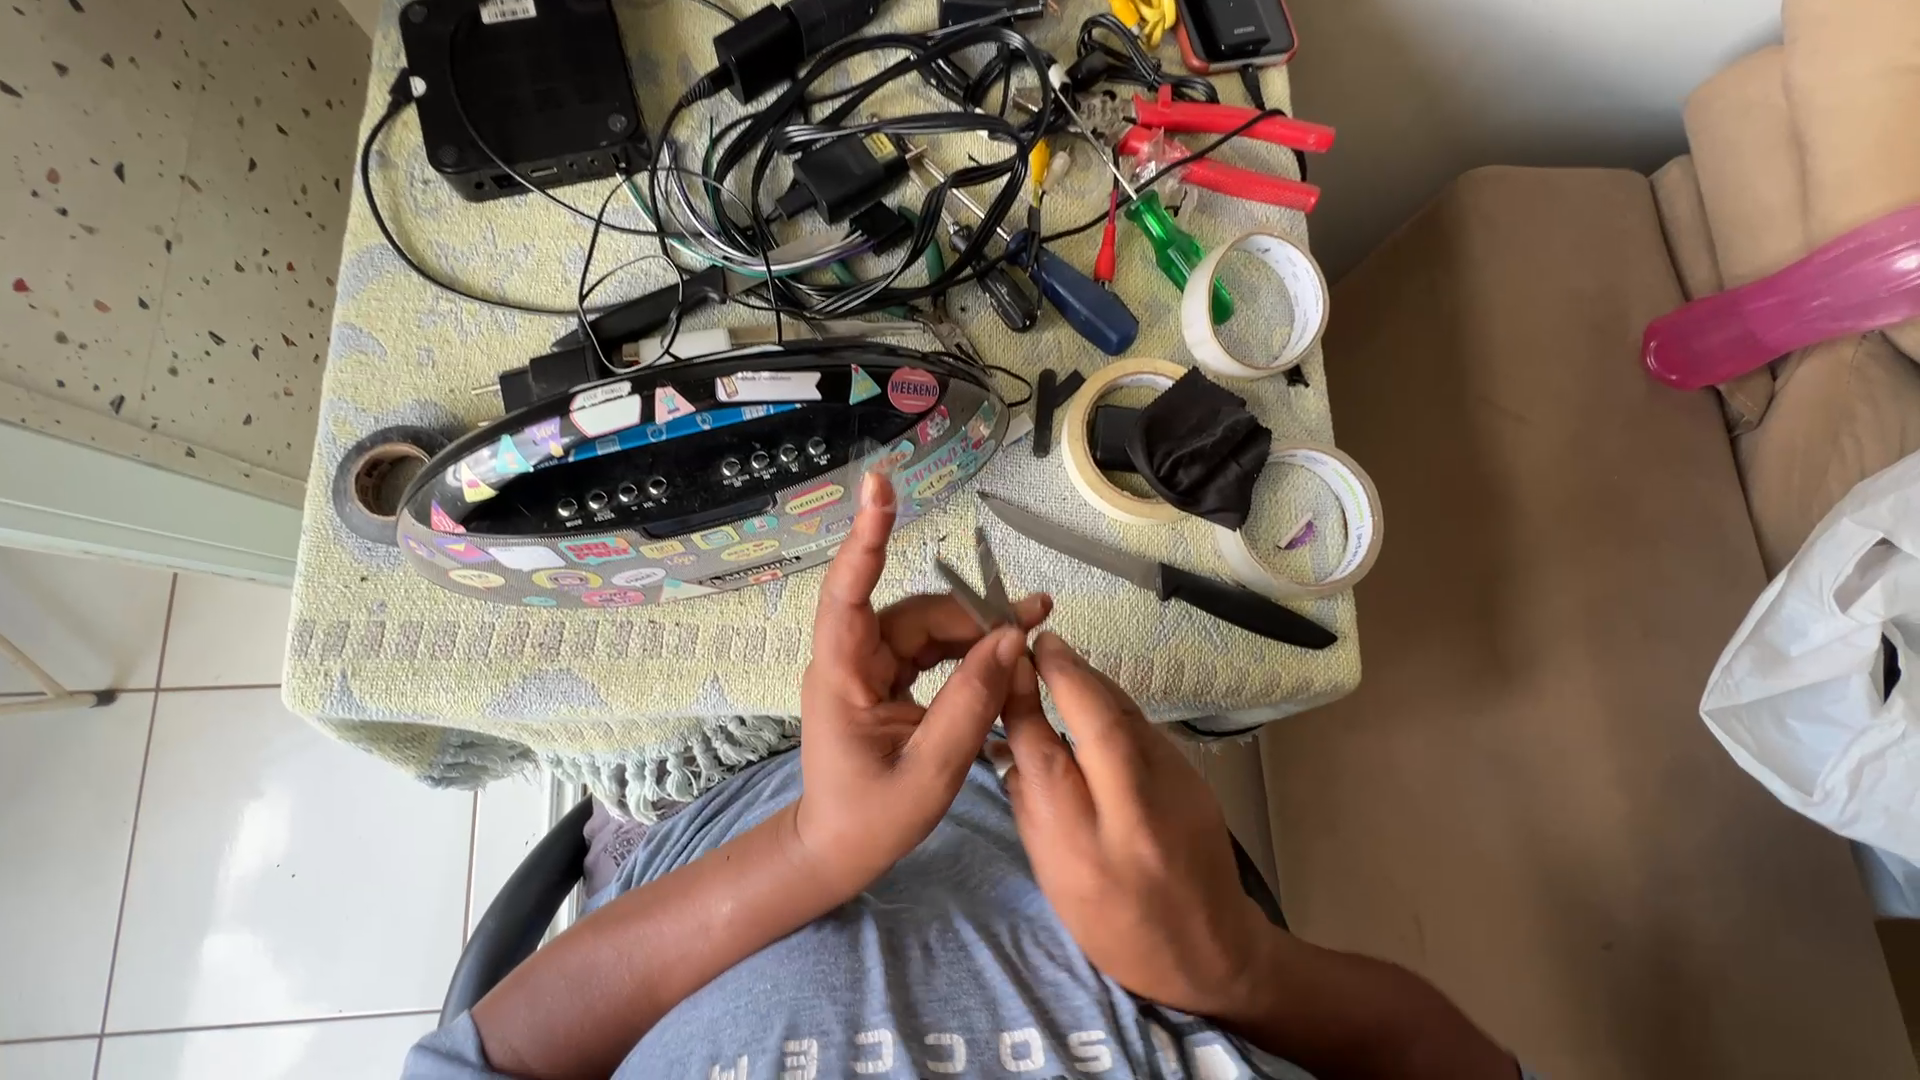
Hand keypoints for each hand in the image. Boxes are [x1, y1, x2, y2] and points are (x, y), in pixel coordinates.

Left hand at [796, 470, 1050, 899]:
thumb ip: (970, 700)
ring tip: (1033, 626)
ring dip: (978, 628)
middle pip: (916, 611)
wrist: (836, 852)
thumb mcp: (930, 770)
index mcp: (843, 674)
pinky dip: (970, 649)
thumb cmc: (869, 820)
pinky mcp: (887, 678)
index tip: (880, 488)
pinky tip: (1006, 652)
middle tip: (1036, 614)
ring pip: (930, 627)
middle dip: (973, 609)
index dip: (866, 537)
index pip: (848, 592)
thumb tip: (1009, 636)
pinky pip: (933, 649)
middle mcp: (852, 658)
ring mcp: (870, 666)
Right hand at [1000, 631, 1275, 1017]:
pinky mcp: (1196, 778)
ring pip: (1129, 718)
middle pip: (1100, 725)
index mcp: (1084, 849)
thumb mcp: (1054, 876)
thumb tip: (1011, 737)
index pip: (1045, 758)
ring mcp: (1177, 794)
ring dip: (1091, 679)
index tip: (1007, 667)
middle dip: (1066, 673)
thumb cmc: (1114, 924)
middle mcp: (1134, 817)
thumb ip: (1030, 804)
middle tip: (1040, 642)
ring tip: (1060, 657)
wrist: (1210, 950)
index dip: (1022, 703)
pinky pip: (1145, 729)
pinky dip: (1114, 703)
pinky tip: (1094, 693)